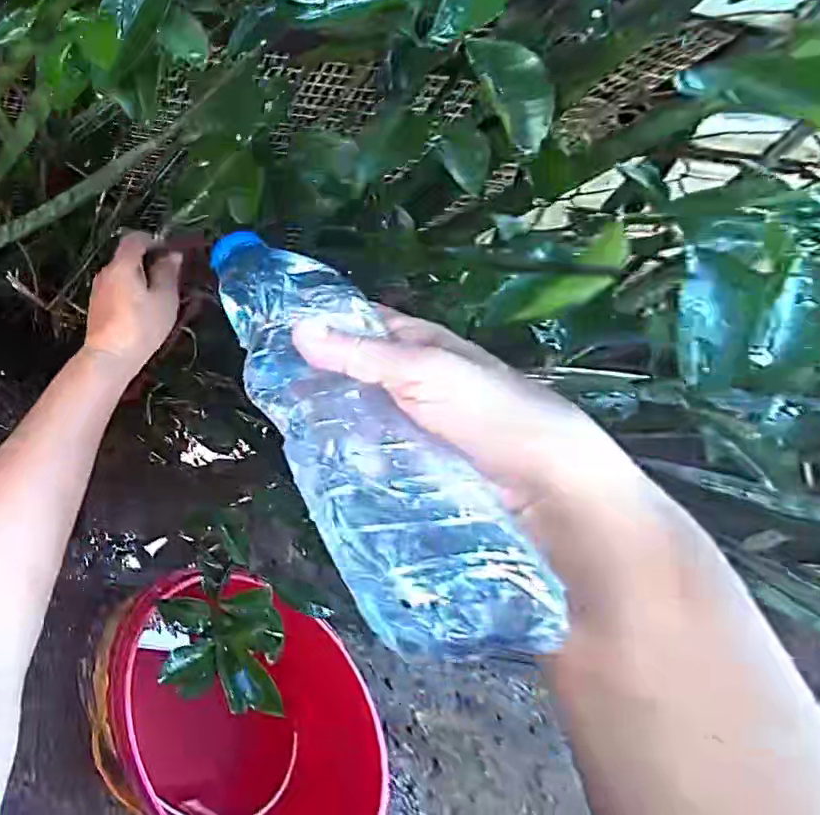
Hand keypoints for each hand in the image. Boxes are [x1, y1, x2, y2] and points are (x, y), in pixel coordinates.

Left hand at [82, 232, 182, 374]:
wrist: (108, 358)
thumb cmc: (140, 326)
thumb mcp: (164, 299)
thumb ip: (167, 273)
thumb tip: (172, 254)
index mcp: (121, 265)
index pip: (134, 239)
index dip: (153, 241)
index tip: (170, 254)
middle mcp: (105, 272)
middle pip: (126, 256)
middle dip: (148, 260)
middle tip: (169, 277)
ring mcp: (98, 289)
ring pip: (121, 273)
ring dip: (138, 277)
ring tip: (157, 296)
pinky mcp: (96, 305)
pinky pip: (115, 288)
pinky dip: (129, 290)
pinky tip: (141, 309)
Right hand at [290, 306, 655, 529]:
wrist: (555, 498)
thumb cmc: (496, 414)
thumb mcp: (425, 371)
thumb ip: (360, 353)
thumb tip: (296, 329)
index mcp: (416, 344)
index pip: (356, 322)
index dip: (317, 321)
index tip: (270, 328)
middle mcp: (407, 380)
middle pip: (345, 369)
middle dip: (310, 373)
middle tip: (265, 380)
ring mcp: (404, 424)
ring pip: (348, 410)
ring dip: (320, 414)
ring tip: (282, 418)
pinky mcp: (403, 464)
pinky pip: (359, 449)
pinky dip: (337, 449)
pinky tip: (313, 455)